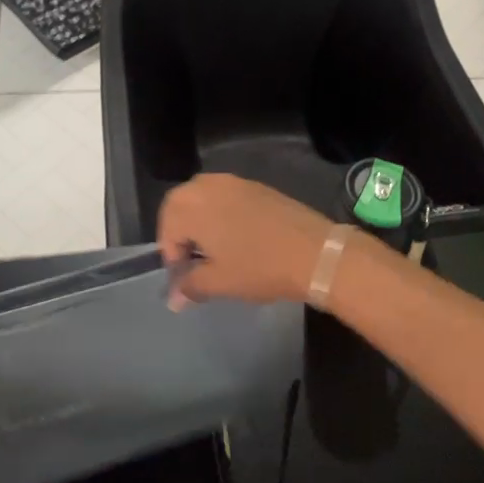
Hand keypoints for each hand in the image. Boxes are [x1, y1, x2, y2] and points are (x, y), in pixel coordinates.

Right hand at [156, 173, 336, 306]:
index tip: (184, 278)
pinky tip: (235, 236)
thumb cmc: (260, 268)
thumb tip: (173, 299)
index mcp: (192, 207)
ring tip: (212, 247)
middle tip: (190, 258)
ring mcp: (233, 182)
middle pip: (178, 204)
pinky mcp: (255, 186)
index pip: (167, 229)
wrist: (316, 253)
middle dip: (178, 230)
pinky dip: (219, 211)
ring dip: (197, 218)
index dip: (171, 256)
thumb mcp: (220, 282)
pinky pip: (223, 194)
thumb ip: (190, 286)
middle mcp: (207, 186)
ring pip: (200, 195)